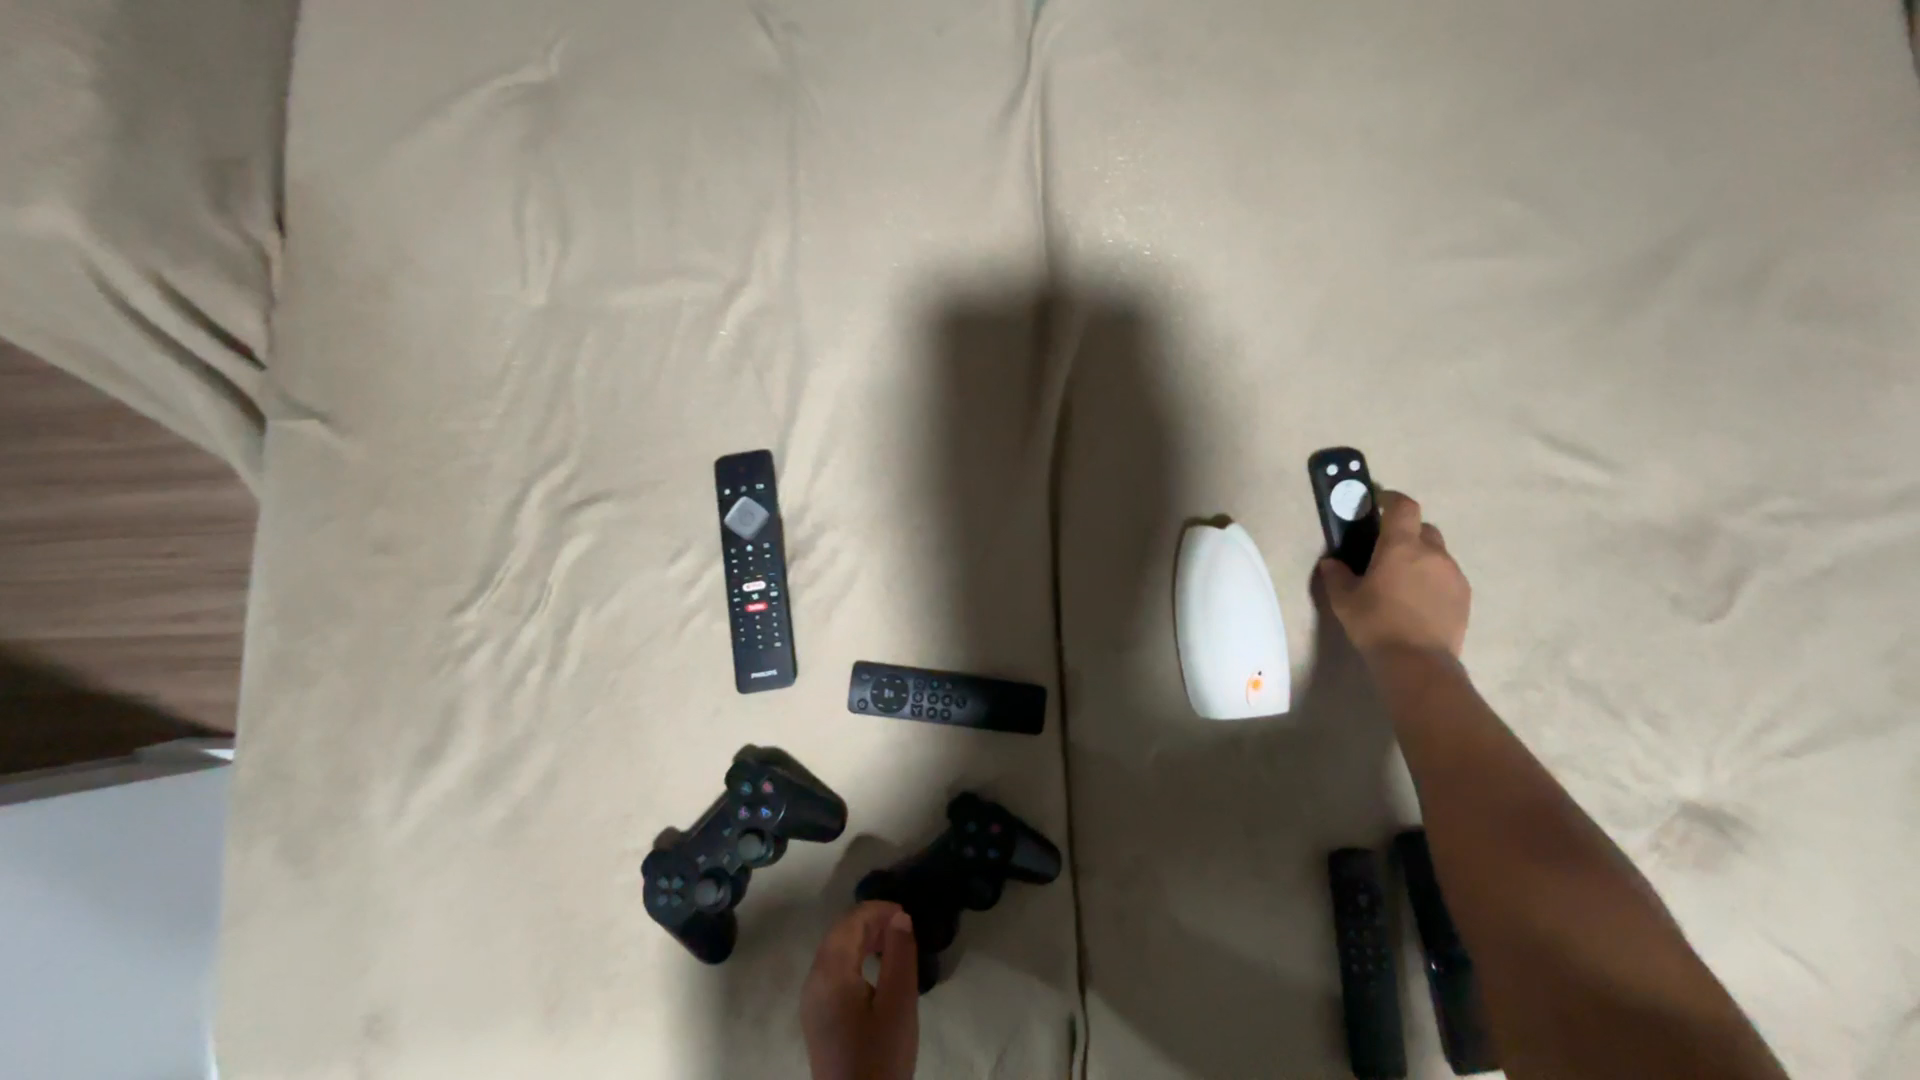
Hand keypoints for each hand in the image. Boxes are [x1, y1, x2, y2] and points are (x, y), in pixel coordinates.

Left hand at [801, 901, 919, 1079]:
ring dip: (861, 939)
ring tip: (893, 944)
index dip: (877, 910)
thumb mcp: (898, 1004)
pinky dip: (853, 958)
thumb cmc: (880, 1056)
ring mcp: (812, 999)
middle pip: (838, 934)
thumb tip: (899, 917)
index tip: (906, 913)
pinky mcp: (817, 1015)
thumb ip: (899, 956)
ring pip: (834, 951)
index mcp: (830, 973)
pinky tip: (874, 969)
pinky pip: (832, 971)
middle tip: (902, 926)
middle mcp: (813, 980)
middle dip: (869, 922)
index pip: (849, 923)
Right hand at [1319, 490, 1469, 659]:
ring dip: (1421, 557)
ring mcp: (1453, 573)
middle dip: (1407, 532)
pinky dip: (1433, 578)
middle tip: (1388, 550)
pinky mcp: (1464, 595)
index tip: (1379, 502)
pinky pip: (1447, 575)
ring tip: (1403, 580)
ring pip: (1437, 553)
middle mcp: (1432, 553)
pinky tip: (1419, 600)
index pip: (1403, 507)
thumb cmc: (1376, 624)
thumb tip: (1332, 563)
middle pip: (1423, 528)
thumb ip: (1337, 576)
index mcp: (1400, 546)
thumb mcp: (1344, 600)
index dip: (1392, 499)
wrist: (1418, 661)